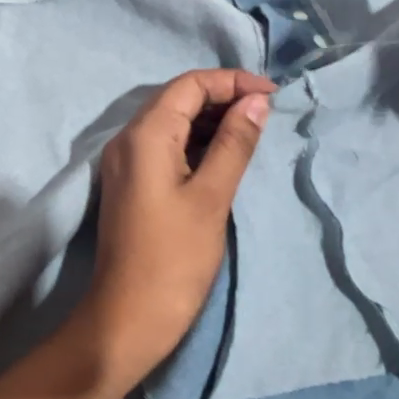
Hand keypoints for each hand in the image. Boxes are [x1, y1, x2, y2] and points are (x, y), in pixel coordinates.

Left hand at [81, 69, 273, 380]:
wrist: (129, 316)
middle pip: (177, 98)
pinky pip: (164, 146)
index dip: (232, 82)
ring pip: (171, 122)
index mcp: (144, 135)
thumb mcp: (212, 196)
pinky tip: (224, 155)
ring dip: (210, 120)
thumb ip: (234, 144)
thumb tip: (255, 102)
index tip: (273, 96)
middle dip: (222, 98)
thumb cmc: (175, 258)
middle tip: (267, 114)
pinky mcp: (130, 183)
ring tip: (253, 132)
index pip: (189, 85)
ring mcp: (125, 162)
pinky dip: (195, 143)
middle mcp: (127, 140)